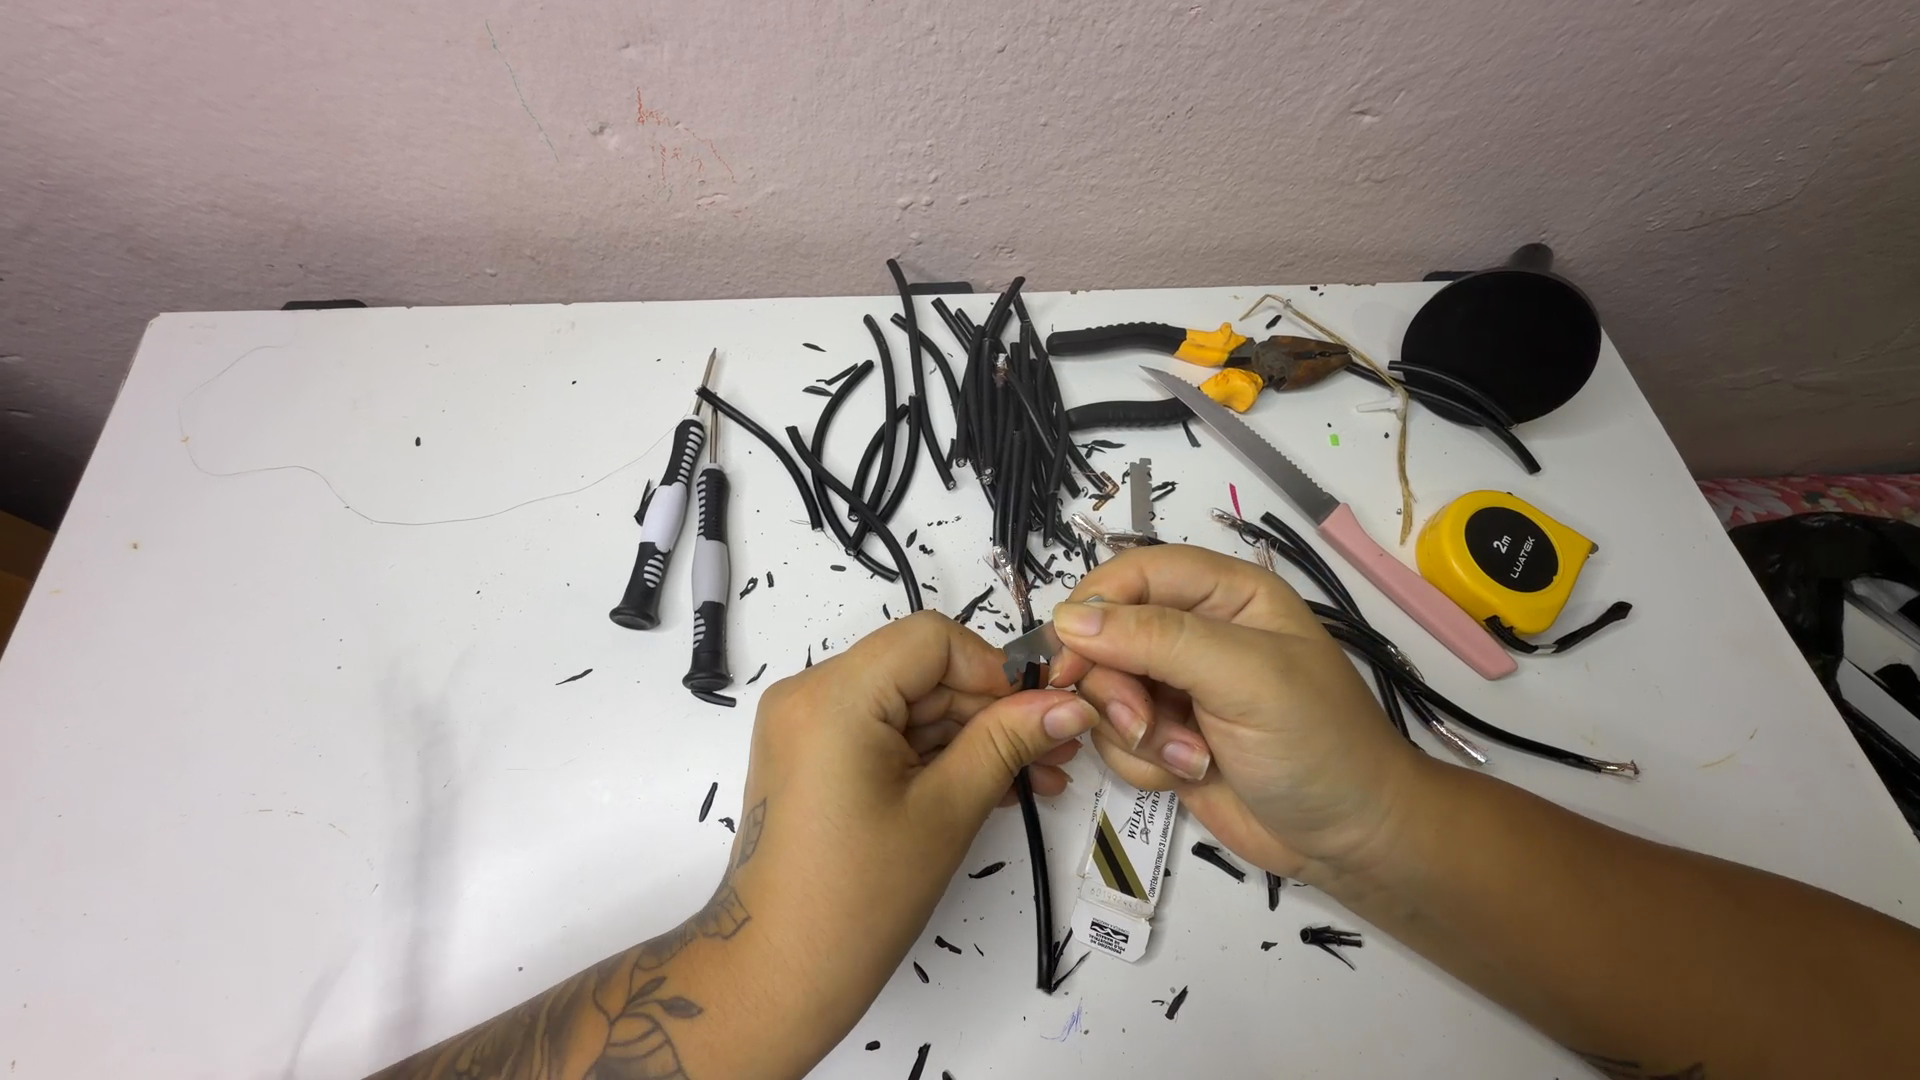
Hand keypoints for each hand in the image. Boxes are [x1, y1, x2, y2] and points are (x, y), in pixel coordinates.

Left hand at [728, 611, 1097, 1067]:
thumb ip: (1008, 742)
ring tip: (1034, 776)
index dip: (993, 668)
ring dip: (970, 735)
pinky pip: (884, 729)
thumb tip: (1071, 705)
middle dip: (990, 709)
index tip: (1037, 712)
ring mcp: (806, 722)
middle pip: (921, 671)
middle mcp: (809, 692)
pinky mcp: (812, 750)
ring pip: (908, 702)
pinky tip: (989, 782)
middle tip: (1053, 749)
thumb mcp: (946, 812)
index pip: (931, 639)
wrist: (775, 979)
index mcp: (833, 695)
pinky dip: (932, 752)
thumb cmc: (858, 901)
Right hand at [1047, 544, 1422, 882]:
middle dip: (1116, 687)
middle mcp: (1193, 630)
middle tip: (1142, 723)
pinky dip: (1143, 760)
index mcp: (1223, 593)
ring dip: (1135, 730)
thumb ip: (1157, 639)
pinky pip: (1113, 734)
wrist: (1351, 840)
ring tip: (1192, 756)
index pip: (1134, 573)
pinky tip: (1192, 771)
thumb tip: (1068, 619)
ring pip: (1102, 689)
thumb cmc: (1316, 743)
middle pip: (1105, 634)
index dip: (1094, 607)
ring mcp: (1174, 684)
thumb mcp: (1244, 677)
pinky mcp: (1163, 732)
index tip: (1070, 660)